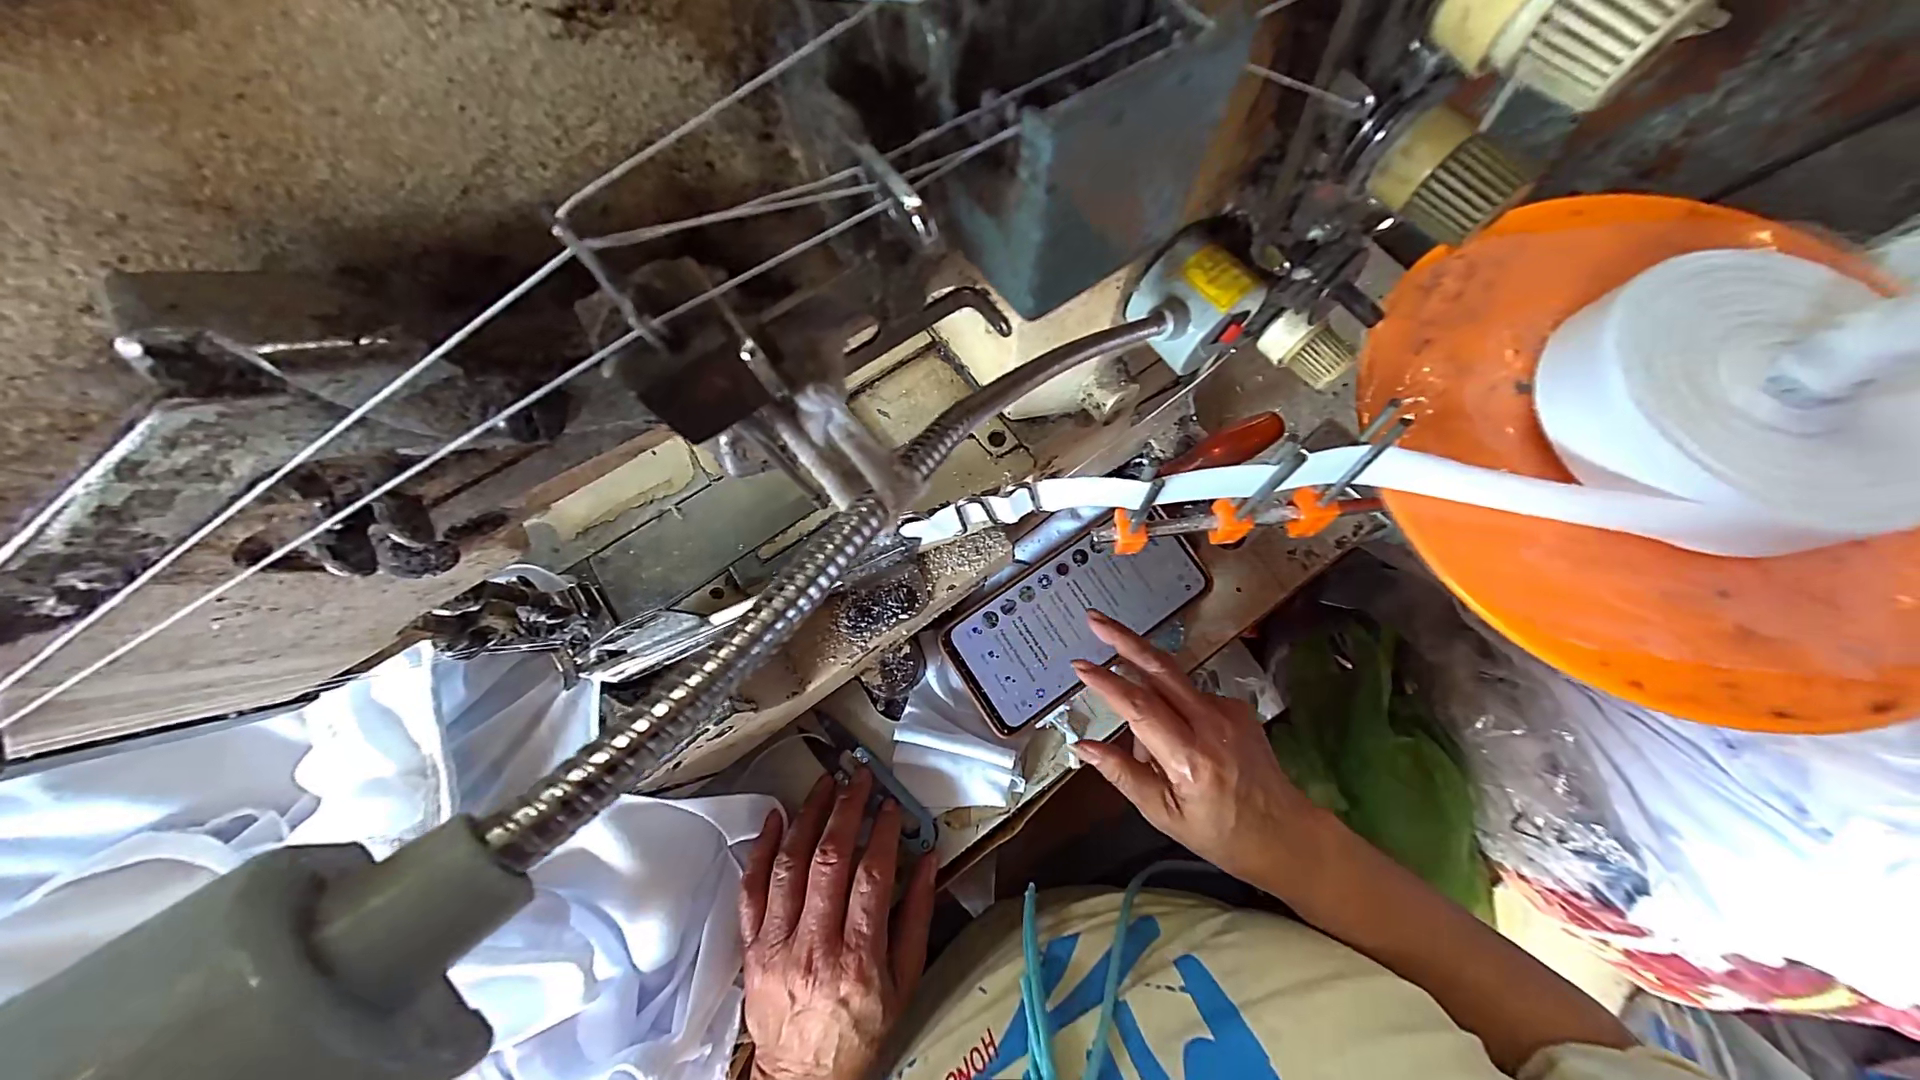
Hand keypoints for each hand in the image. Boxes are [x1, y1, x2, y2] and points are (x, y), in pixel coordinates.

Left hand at [739, 769, 937, 1079]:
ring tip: (824, 785)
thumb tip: (929, 861)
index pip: (871, 877)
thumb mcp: (905, 983)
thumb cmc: (860, 1033)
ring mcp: (776, 946)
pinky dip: (762, 849)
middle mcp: (813, 948)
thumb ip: (918, 917)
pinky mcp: (752, 948)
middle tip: (859, 778)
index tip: (890, 806)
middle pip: (829, 860)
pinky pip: (751, 890)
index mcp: (858, 959)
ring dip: (809, 816)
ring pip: (789, 864)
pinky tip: (776, 817)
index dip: (883, 832)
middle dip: (847, 808)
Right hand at [1070, 610, 1323, 887]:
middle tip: (1095, 618)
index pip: (1139, 707)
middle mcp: (1211, 725)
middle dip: (1124, 639)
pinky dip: (1169, 708)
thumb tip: (1083, 746)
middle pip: (1160, 669)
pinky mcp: (1236, 706)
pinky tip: (1175, 744)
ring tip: (1146, 748)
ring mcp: (1228, 711)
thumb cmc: (1219, 833)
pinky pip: (1188, 694)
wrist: (1286, 833)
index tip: (1080, 665)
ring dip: (1143, 689)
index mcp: (1189, 758)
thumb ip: (1121, 774)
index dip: (1106, 683)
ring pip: (1171, 681)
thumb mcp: (1162, 814)